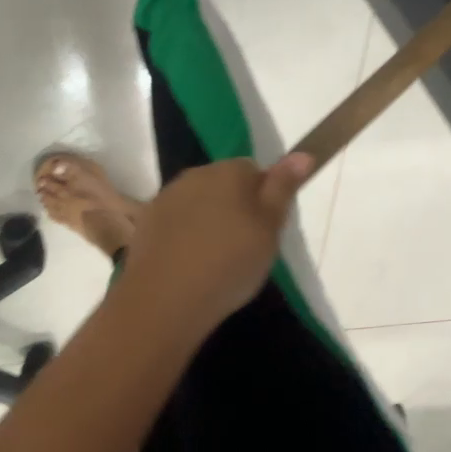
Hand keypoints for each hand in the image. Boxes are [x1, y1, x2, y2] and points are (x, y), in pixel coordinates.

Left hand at [116, 155, 313, 330]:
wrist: (165, 298)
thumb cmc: (229, 262)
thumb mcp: (269, 229)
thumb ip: (283, 188)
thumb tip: (303, 153)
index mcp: (230, 171)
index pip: (254, 171)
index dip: (262, 199)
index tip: (264, 231)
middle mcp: (196, 173)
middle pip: (224, 182)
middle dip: (234, 206)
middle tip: (243, 247)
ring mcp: (168, 195)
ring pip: (198, 200)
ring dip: (207, 219)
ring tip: (214, 259)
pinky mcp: (147, 220)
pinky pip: (175, 220)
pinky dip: (183, 234)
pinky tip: (188, 263)